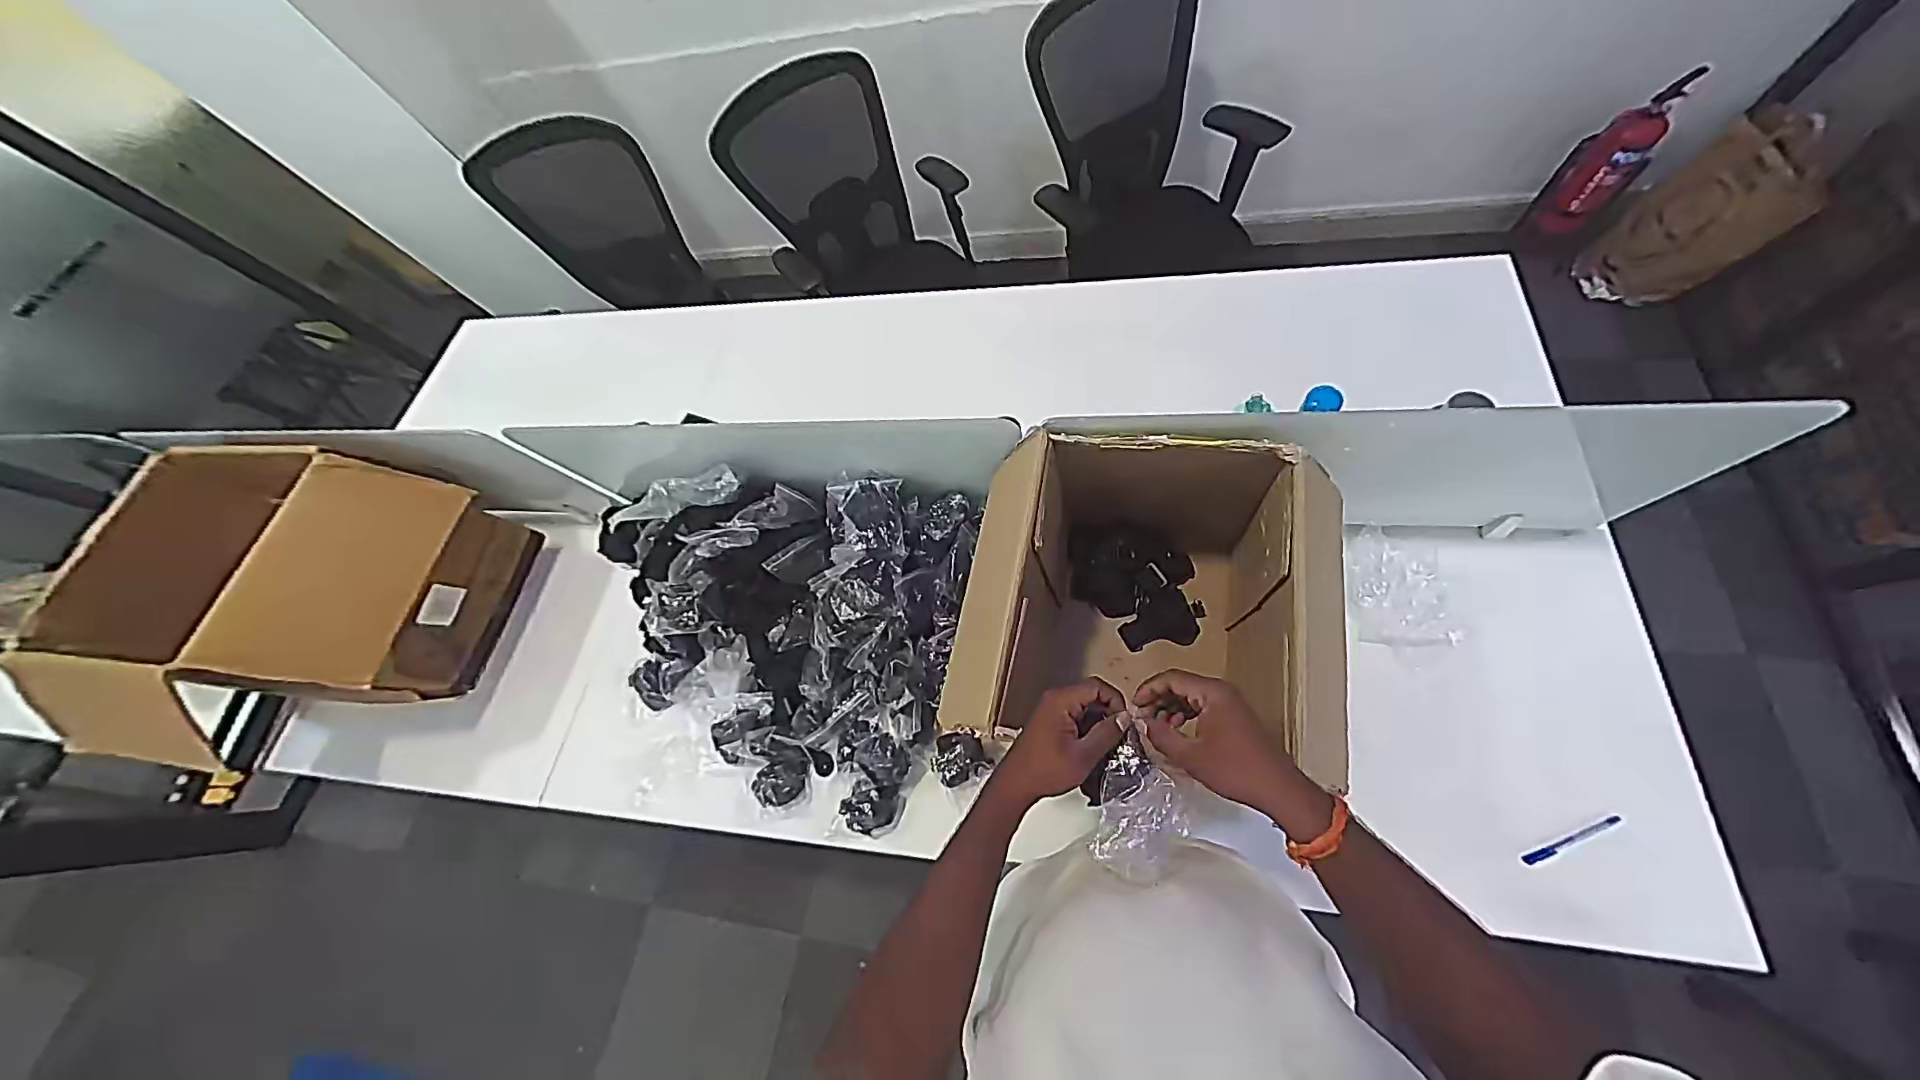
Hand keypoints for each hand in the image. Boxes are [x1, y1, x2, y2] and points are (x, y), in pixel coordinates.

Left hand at [985, 678, 1125, 810]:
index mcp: (1060, 701)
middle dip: (1108, 713)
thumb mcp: (1083, 754)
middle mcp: (1054, 700)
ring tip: (1107, 744)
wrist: (1016, 784)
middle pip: (1091, 695)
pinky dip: (1087, 729)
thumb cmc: (1043, 771)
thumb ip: (1107, 733)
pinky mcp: (1050, 722)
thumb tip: (1123, 719)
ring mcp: (1051, 710)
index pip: (1096, 686)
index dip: (1115, 701)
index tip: (1124, 720)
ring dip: (1098, 723)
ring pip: (1085, 707)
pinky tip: (1092, 748)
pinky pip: (1075, 717)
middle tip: (1119, 734)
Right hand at [1135, 669, 1311, 819]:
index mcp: (1212, 693)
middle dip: (1158, 699)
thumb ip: (1160, 735)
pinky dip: (1186, 714)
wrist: (1277, 788)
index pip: (1171, 678)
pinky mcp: (1235, 716)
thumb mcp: (1189, 755)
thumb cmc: (1238, 770)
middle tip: (1143, 717)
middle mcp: (1223, 692)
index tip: (1135, 705)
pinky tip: (1178, 731)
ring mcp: (1231, 703)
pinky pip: (1203, 705)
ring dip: (1171, 708)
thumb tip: (1145, 723)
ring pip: (1191, 695)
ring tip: (1158, 727)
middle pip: (1181, 684)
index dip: (1148, 690)